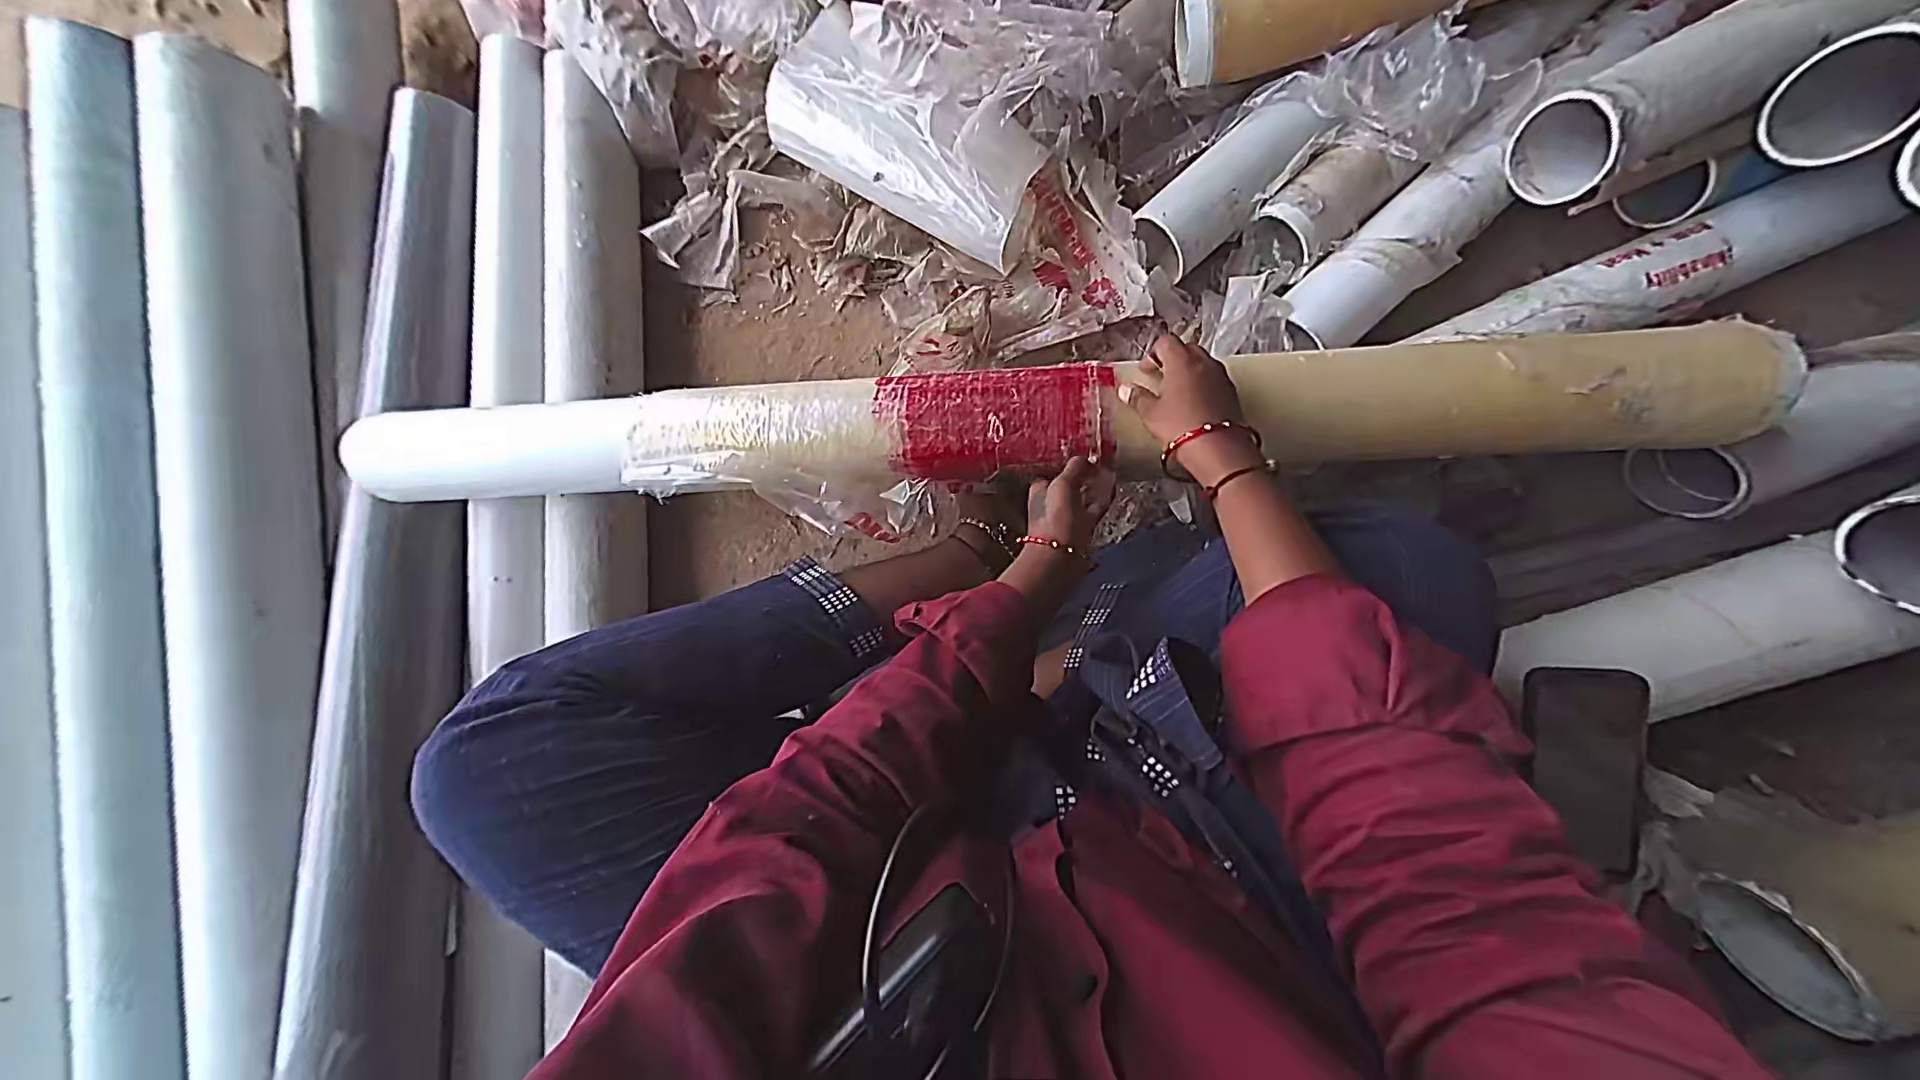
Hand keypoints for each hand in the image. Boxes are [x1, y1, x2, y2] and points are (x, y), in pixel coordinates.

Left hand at [1023, 456, 1115, 552]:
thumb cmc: (1054, 517)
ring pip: (1085, 495)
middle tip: (1102, 461)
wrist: (1059, 555)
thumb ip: (1073, 468)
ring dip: (1096, 484)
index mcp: (1041, 490)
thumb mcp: (1062, 484)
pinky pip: (1095, 507)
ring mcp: (1069, 516)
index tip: (1086, 454)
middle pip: (1071, 484)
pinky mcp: (1083, 527)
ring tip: (1110, 470)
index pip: (1055, 472)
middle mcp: (1053, 503)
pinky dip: (1104, 497)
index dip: (1070, 464)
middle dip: (1085, 474)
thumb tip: (1083, 458)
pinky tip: (1112, 487)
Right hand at [1119, 334, 1246, 444]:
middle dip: (1172, 360)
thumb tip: (1124, 389)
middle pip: (1186, 349)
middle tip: (1160, 379)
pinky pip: (1213, 378)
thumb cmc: (1179, 425)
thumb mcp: (1150, 413)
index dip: (1152, 354)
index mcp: (1181, 360)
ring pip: (1202, 362)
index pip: (1166, 342)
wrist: (1217, 447)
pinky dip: (1202, 384)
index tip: (1146, 372)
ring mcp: (1220, 375)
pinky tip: (1193, 404)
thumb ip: (1137, 397)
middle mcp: (1203, 361)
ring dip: (1188, 371)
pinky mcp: (1231, 391)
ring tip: (1176, 393)